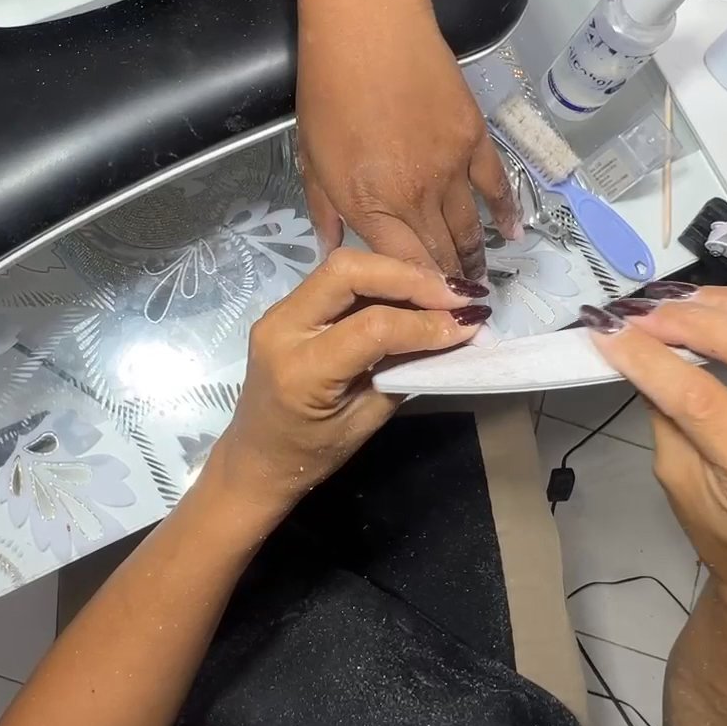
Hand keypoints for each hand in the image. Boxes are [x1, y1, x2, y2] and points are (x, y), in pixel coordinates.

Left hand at [203, 249, 489, 513]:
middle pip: (349, 271)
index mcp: (301, 370)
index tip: (470, 324)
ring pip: (342, 266)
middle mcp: (282, 329)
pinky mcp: (286, 308)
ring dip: (397, 273)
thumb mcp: (367, 419)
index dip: (425, 322)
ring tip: (443, 291)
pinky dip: (379, 281)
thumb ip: (406, 370)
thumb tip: (454, 332)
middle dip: (409, 276)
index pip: (372, 326)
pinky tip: (412, 294)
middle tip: (457, 294)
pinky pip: (336, 280)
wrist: (256, 459)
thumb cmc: (311, 454)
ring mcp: (279, 313)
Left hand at [294, 0, 519, 279]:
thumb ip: (325, 211)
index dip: (418, 297)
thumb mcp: (311, 158)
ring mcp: (451, 169)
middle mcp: (415, 197)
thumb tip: (333, 250)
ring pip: (468, 229)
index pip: (402, 269)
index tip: (426, 314)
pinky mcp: (474, 140)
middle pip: (439, 256)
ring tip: (478, 282)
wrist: (368, 25)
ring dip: (474, 259)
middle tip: (456, 307)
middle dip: (447, 287)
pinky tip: (510, 234)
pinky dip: (505, 214)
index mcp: (370, 205)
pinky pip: (496, 187)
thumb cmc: (326, 90)